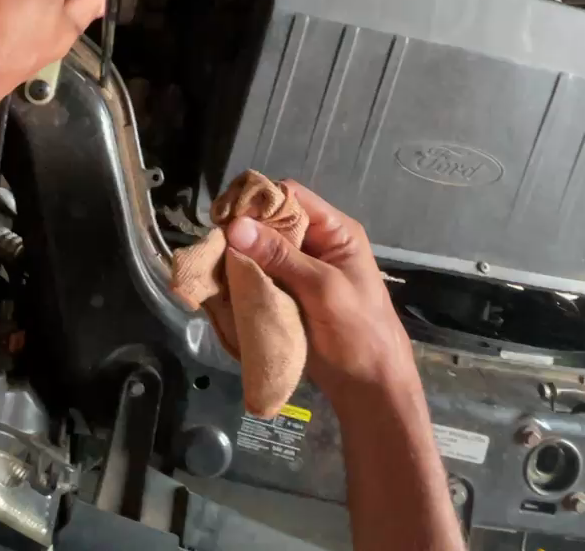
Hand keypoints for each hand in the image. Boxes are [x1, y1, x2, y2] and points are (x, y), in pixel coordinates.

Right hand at [224, 181, 417, 409]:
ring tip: (213, 261)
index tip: (226, 214)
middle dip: (244, 227)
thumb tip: (235, 226)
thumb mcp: (323, 290)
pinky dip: (241, 274)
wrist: (370, 389)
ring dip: (239, 252)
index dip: (258, 199)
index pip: (291, 196)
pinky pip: (258, 272)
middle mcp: (315, 242)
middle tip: (215, 241)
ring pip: (261, 246)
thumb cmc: (359, 333)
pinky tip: (223, 280)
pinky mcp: (286, 291)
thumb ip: (281, 256)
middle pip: (272, 219)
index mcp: (334, 231)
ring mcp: (299, 268)